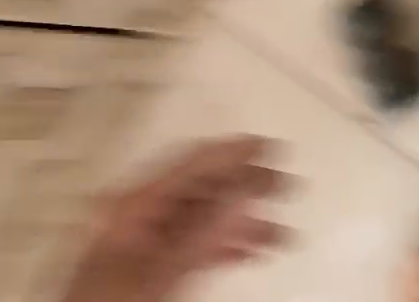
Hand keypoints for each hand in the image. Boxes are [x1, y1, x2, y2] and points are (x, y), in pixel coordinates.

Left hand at [61, 136, 292, 301]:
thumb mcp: (158, 273)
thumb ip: (201, 231)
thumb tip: (243, 190)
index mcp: (132, 205)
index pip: (191, 164)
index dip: (233, 151)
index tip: (271, 146)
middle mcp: (137, 216)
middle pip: (201, 188)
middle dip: (246, 187)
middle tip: (286, 186)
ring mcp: (142, 244)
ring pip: (202, 219)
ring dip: (242, 222)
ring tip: (281, 233)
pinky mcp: (148, 271)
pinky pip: (193, 246)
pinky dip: (223, 245)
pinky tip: (252, 252)